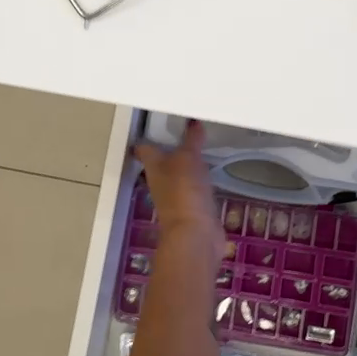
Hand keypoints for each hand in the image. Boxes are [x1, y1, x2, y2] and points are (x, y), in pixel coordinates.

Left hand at [134, 120, 219, 253]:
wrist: (195, 234)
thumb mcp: (188, 157)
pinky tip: (212, 170)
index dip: (147, 136)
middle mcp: (162, 180)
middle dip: (170, 147)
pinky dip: (201, 178)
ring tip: (201, 144)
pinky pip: (196, 187)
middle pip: (162, 161)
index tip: (154, 123)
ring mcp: (178, 195)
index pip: (144, 148)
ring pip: (180, 173)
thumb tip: (193, 121)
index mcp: (154, 166)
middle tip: (183, 129)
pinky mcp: (195, 207)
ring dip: (187, 162)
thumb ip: (191, 139)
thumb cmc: (183, 192)